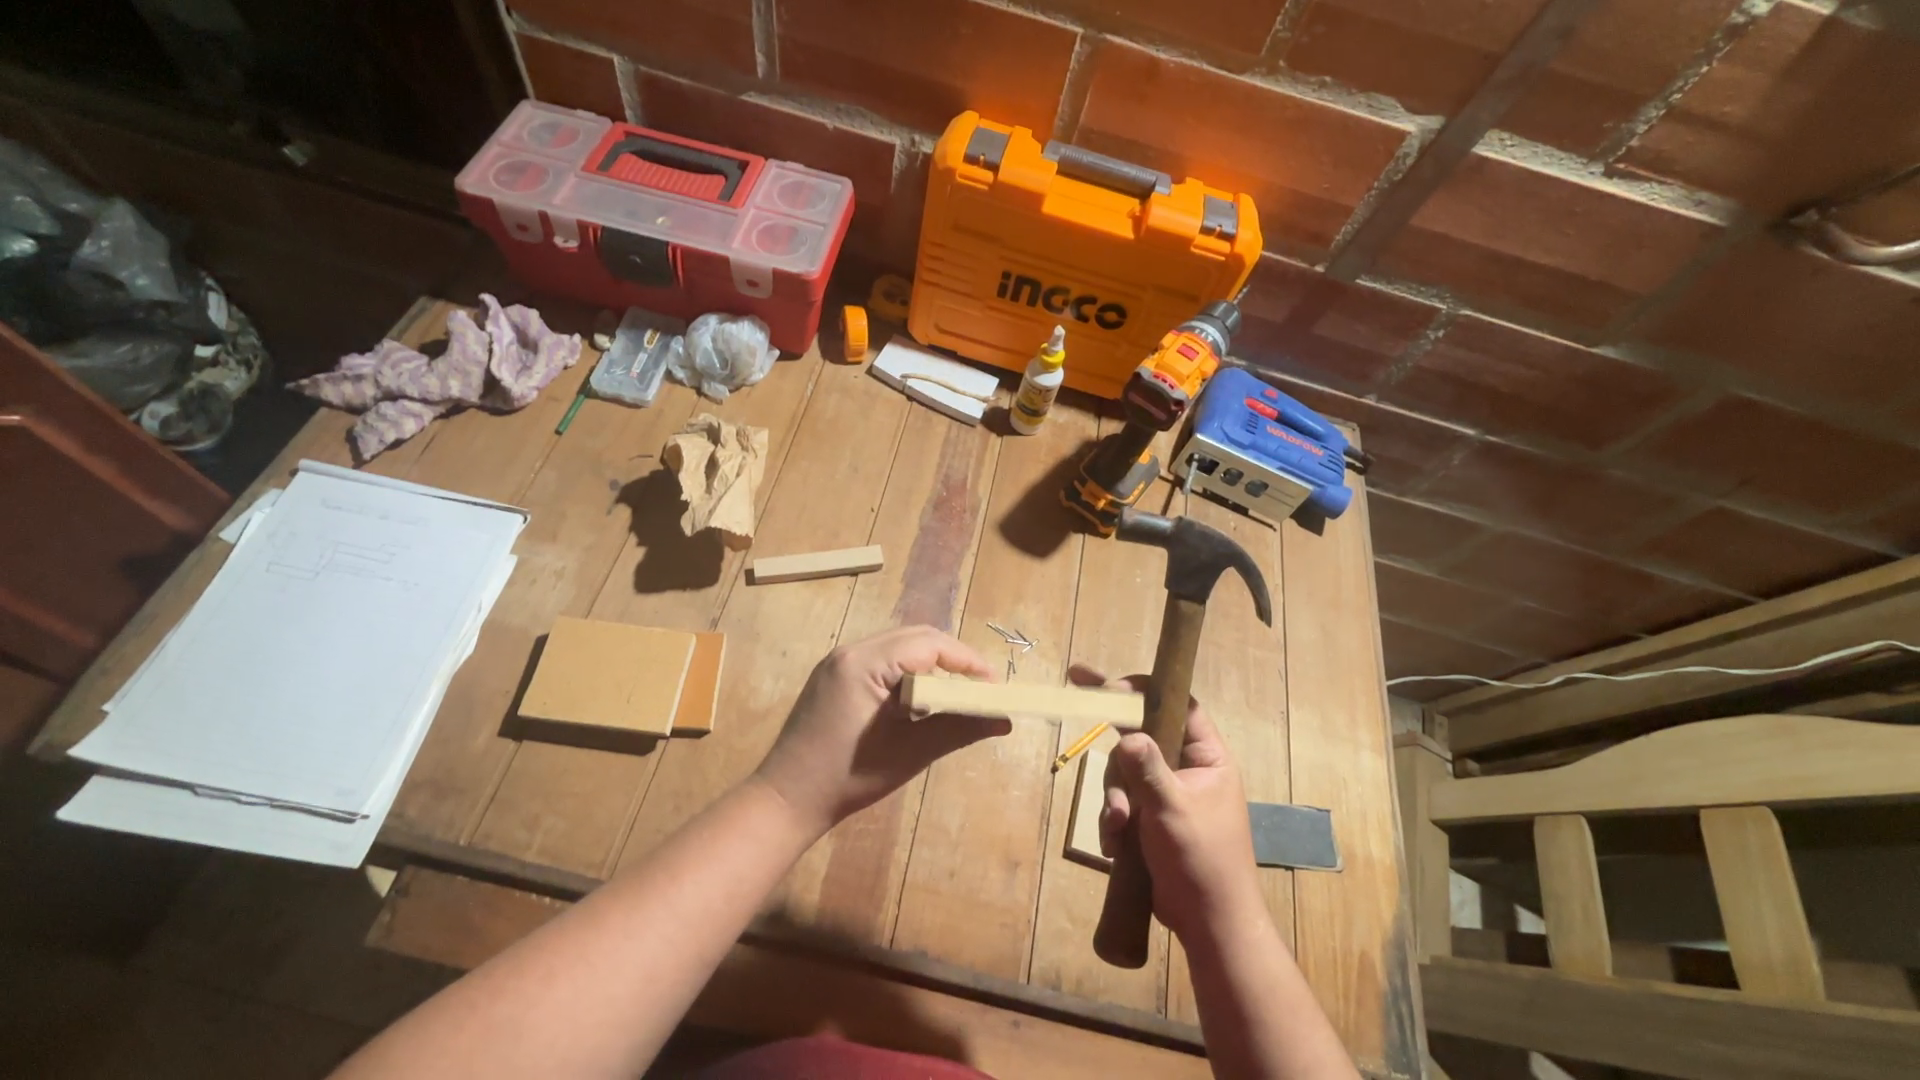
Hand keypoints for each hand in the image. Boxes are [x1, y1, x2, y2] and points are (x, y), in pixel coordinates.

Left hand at [754, 626, 1009, 836]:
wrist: (786, 800)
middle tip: (981, 690)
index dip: (966, 661)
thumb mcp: (910, 753)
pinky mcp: (833, 678)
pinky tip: (921, 702)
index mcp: (864, 663)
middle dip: (952, 660)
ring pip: (899, 648)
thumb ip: (959, 729)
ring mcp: (838, 663)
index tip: (994, 686)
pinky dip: (908, 675)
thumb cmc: (847, 778)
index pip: (928, 644)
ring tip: (957, 696)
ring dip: (931, 666)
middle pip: (915, 638)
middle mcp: (849, 652)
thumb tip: (1004, 720)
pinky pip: (881, 662)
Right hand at [1072, 666, 1261, 941]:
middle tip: (1110, 788)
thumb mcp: (1172, 809)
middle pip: (1139, 741)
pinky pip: (1123, 803)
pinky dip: (1114, 822)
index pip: (1176, 705)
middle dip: (1118, 768)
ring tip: (1117, 830)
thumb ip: (1147, 768)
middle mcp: (1188, 769)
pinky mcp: (1152, 819)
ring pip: (1125, 775)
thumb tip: (1127, 733)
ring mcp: (1168, 795)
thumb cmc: (1202, 861)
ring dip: (1115, 801)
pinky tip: (1115, 846)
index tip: (1104, 686)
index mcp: (1207, 757)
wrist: (1208, 923)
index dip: (1142, 690)